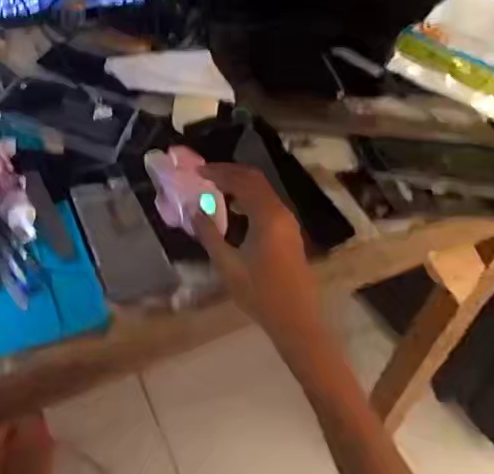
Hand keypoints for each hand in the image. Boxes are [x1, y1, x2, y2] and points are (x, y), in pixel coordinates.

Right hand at [192, 163, 313, 322]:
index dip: (218, 172)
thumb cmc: (260, 293)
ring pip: (263, 190)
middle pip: (254, 179)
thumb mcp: (227, 264)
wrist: (298, 324)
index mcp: (267, 217)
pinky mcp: (290, 234)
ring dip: (239, 183)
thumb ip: (208, 233)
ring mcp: (289, 224)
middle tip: (205, 174)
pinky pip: (267, 203)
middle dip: (229, 172)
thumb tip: (195, 209)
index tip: (197, 171)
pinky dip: (249, 196)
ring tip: (215, 187)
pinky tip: (234, 208)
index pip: (241, 180)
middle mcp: (281, 213)